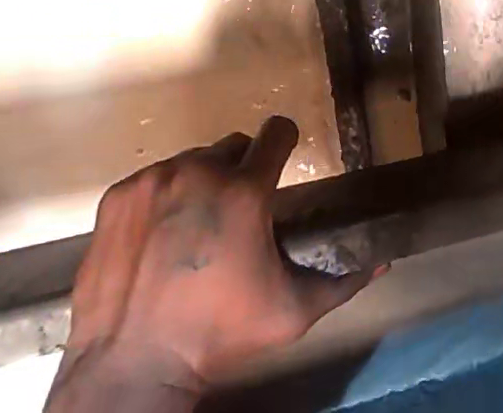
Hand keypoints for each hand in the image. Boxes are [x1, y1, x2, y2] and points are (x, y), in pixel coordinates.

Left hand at [46, 116, 377, 411]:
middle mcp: (199, 171)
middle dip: (242, 168)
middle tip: (237, 210)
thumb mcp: (292, 313)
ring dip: (203, 181)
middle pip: (235, 145)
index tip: (283, 160)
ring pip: (193, 160)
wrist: (128, 370)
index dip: (286, 141)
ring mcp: (154, 181)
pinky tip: (160, 235)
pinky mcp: (118, 197)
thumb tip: (384, 264)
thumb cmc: (218, 335)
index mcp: (244, 190)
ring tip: (196, 226)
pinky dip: (163, 196)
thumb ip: (343, 282)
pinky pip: (154, 177)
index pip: (277, 131)